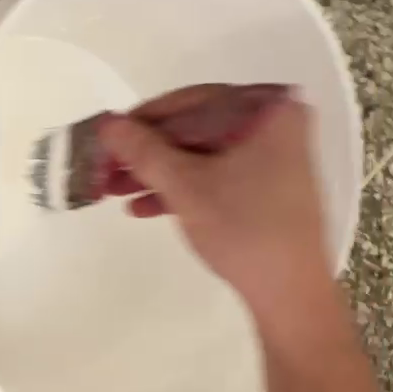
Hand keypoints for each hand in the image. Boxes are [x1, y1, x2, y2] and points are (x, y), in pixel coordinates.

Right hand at [97, 87, 331, 310]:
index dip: (141, 121)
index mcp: (265, 108)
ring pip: (198, 157)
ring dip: (155, 174)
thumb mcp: (186, 186)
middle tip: (104, 169)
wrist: (288, 288)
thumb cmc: (243, 228)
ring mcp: (269, 156)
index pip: (190, 103)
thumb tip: (106, 124)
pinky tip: (143, 209)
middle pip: (193, 130)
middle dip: (146, 153)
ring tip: (114, 193)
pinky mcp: (262, 186)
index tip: (105, 138)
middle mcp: (273, 123)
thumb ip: (143, 151)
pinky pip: (212, 177)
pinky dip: (179, 190)